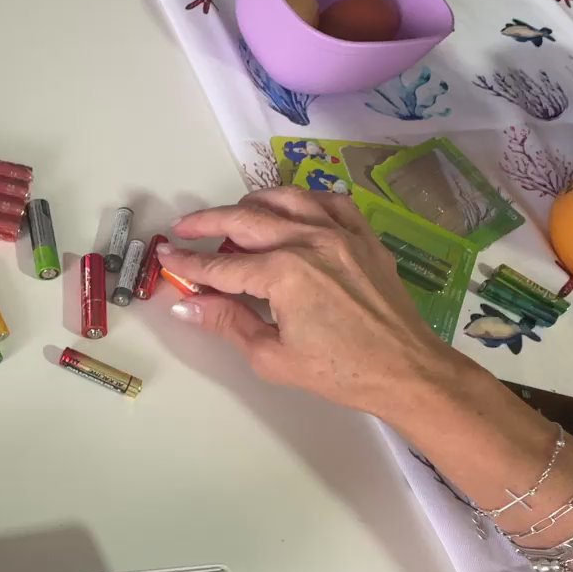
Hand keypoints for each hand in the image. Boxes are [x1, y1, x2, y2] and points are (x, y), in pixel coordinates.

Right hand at [157, 187, 466, 420]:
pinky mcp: (363, 236)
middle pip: (244, 221)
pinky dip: (301, 200)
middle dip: (206, 222)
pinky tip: (289, 211)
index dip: (188, 263)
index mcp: (284, 273)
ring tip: (231, 215)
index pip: (221, 266)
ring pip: (284, 199)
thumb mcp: (271, 356)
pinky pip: (328, 201)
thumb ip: (226, 322)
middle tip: (183, 227)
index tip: (165, 256)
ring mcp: (340, 233)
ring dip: (250, 204)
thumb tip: (187, 304)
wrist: (408, 371)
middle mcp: (309, 241)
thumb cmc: (340, 372)